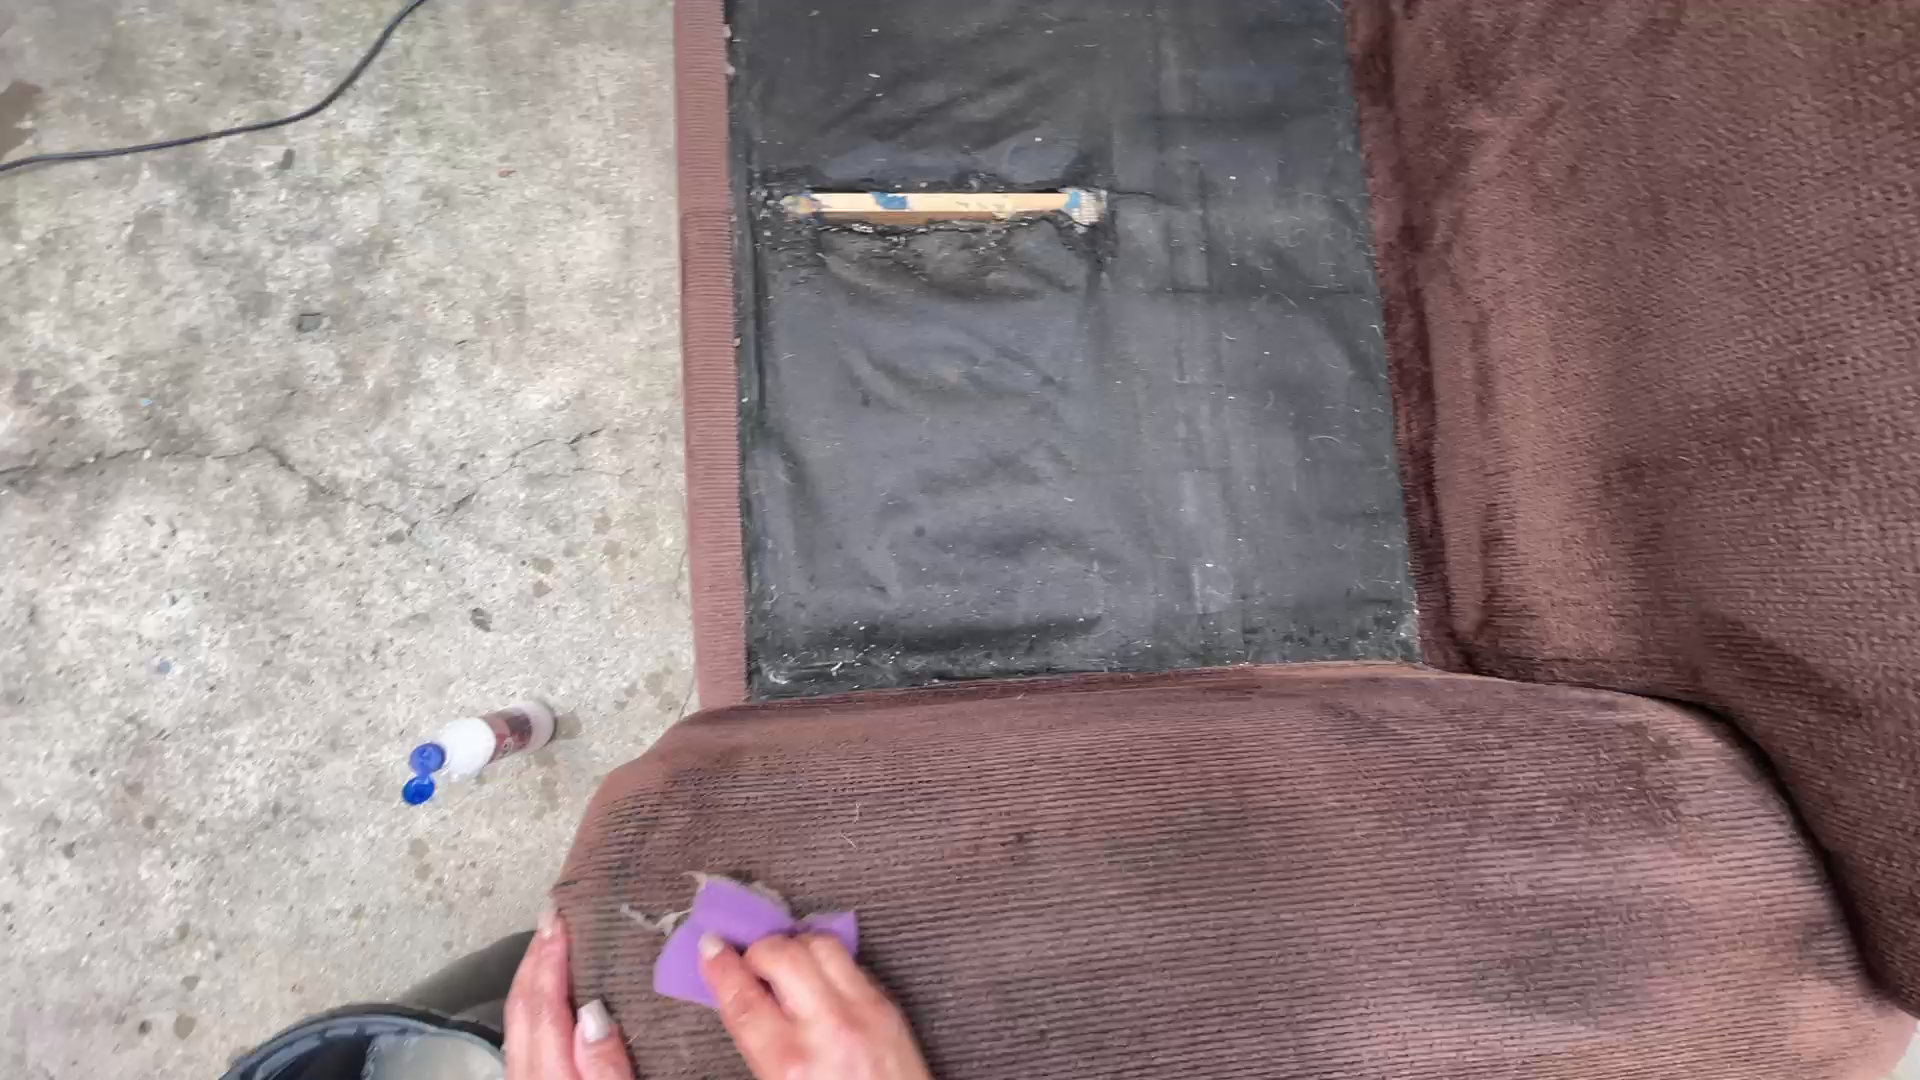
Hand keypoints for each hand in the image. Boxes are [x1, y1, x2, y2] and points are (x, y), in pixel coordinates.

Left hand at [505, 904, 635, 1079]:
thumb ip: (605, 1064)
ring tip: (552, 937)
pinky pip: (526, 1030)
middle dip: (535, 957)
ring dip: (533, 974)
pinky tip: (553, 985)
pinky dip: (535, 996)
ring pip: (519, 1019)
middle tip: (553, 912)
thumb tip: (592, 1013)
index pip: (544, 1008)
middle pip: (521, 1010)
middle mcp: (527, 1077)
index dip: (549, 960)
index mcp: (550, 1076)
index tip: (559, 917)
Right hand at [699, 932, 934, 1079]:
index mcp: (793, 1065)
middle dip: (759, 949)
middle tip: (748, 959)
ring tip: (784, 962)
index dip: (722, 968)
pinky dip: (828, 961)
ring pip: (821, 944)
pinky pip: (851, 962)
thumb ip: (762, 1044)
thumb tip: (744, 998)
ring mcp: (865, 1009)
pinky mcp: (889, 1004)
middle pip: (783, 955)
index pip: (746, 999)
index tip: (710, 947)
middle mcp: (830, 1028)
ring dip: (796, 945)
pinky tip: (818, 976)